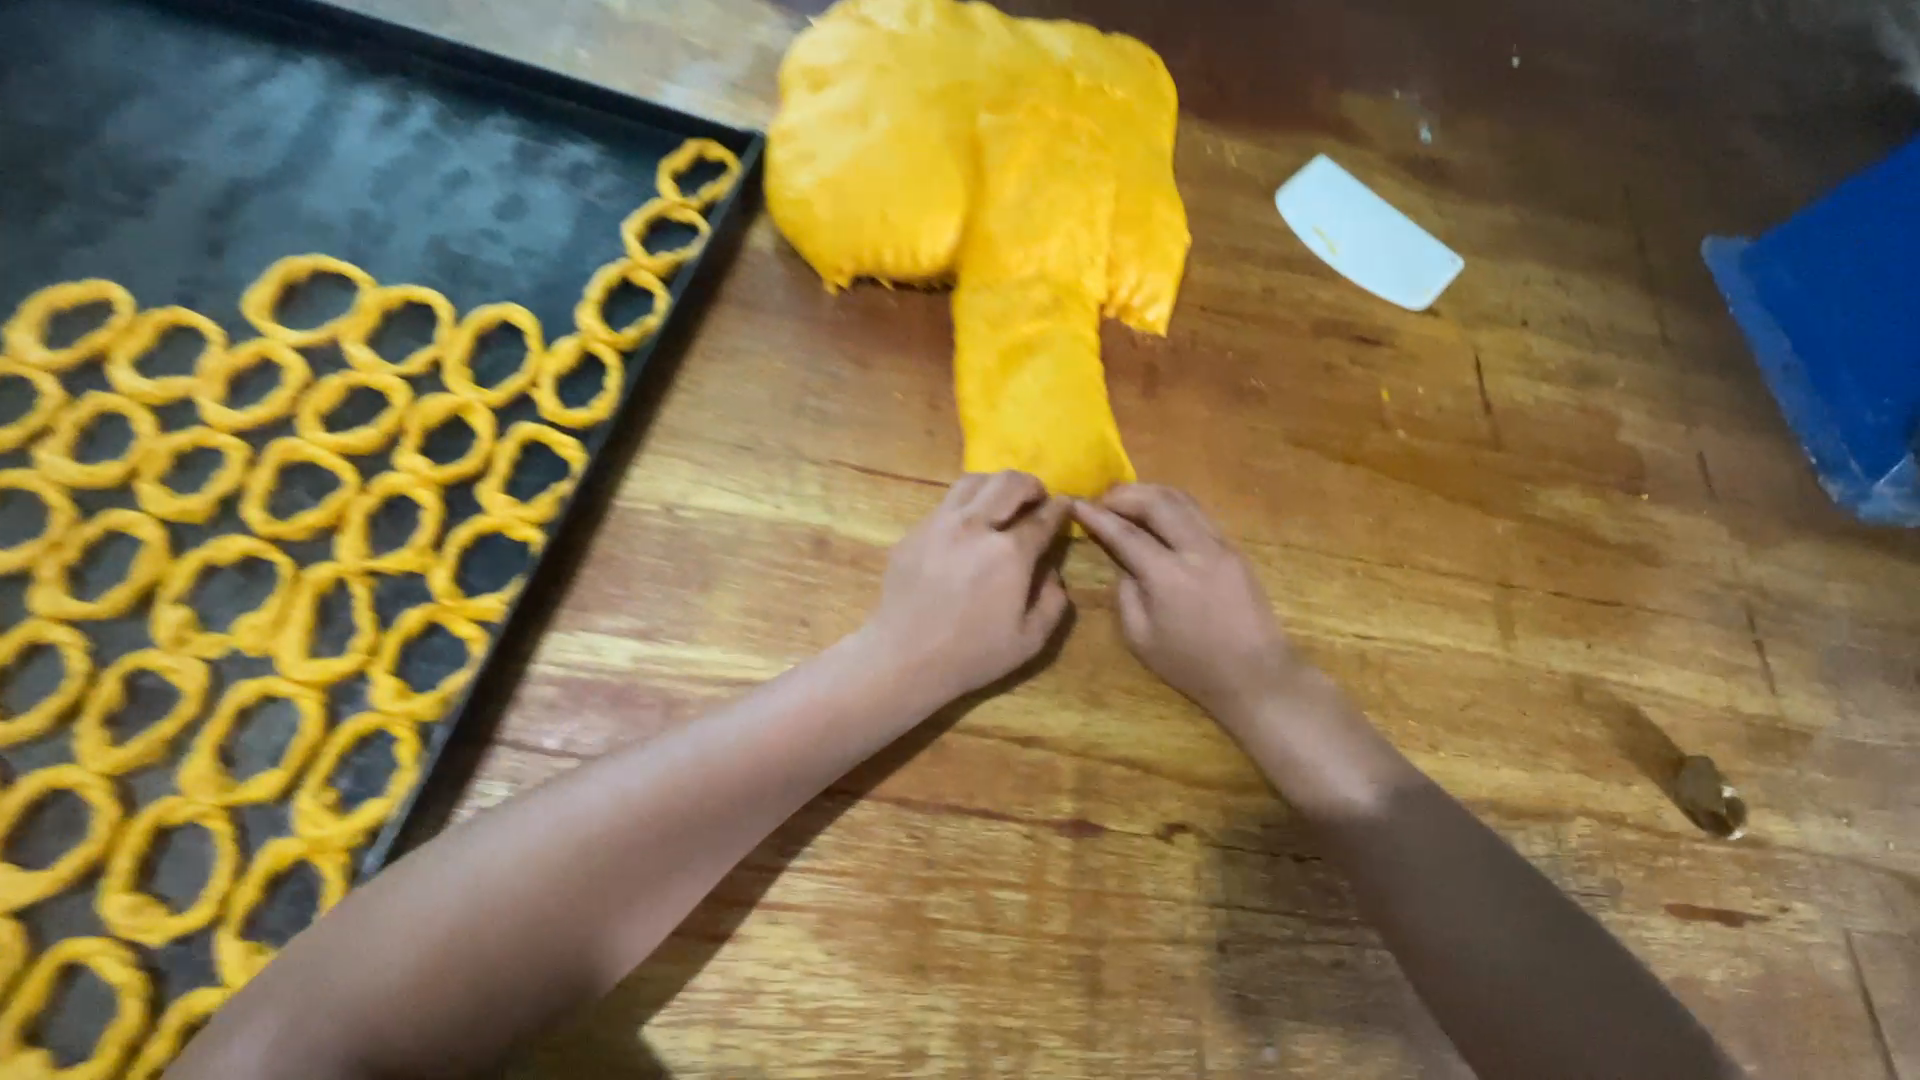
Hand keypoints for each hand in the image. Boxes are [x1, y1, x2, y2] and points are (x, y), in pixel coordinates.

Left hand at [862, 471, 1070, 701]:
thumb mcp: (1030, 640)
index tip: (1065, 506)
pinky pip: (944, 505)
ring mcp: (939, 525)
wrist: (904, 658)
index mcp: (1009, 553)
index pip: (1043, 517)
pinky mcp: (913, 533)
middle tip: (1035, 499)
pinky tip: (965, 530)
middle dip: (1031, 485)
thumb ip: (1053, 601)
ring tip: (1000, 503)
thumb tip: (1052, 571)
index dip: (1060, 508)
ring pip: (972, 481)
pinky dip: (964, 506)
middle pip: (1009, 482)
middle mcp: (975, 526)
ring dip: (995, 486)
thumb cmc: (972, 655)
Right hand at [1072, 485, 1302, 723]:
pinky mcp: (1234, 548)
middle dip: (1124, 494)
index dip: (1097, 517)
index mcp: (1168, 577)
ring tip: (1126, 498)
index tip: (1075, 503)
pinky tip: (1157, 512)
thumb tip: (1123, 564)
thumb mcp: (1141, 638)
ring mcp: (1221, 545)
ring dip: (1150, 492)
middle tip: (1101, 499)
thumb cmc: (1192, 665)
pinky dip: (1172, 504)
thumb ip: (1125, 594)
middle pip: (1157, 502)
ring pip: (1183, 499)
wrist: (1255, 674)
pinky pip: (1198, 513)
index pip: (1126, 534)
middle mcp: (1196, 551)